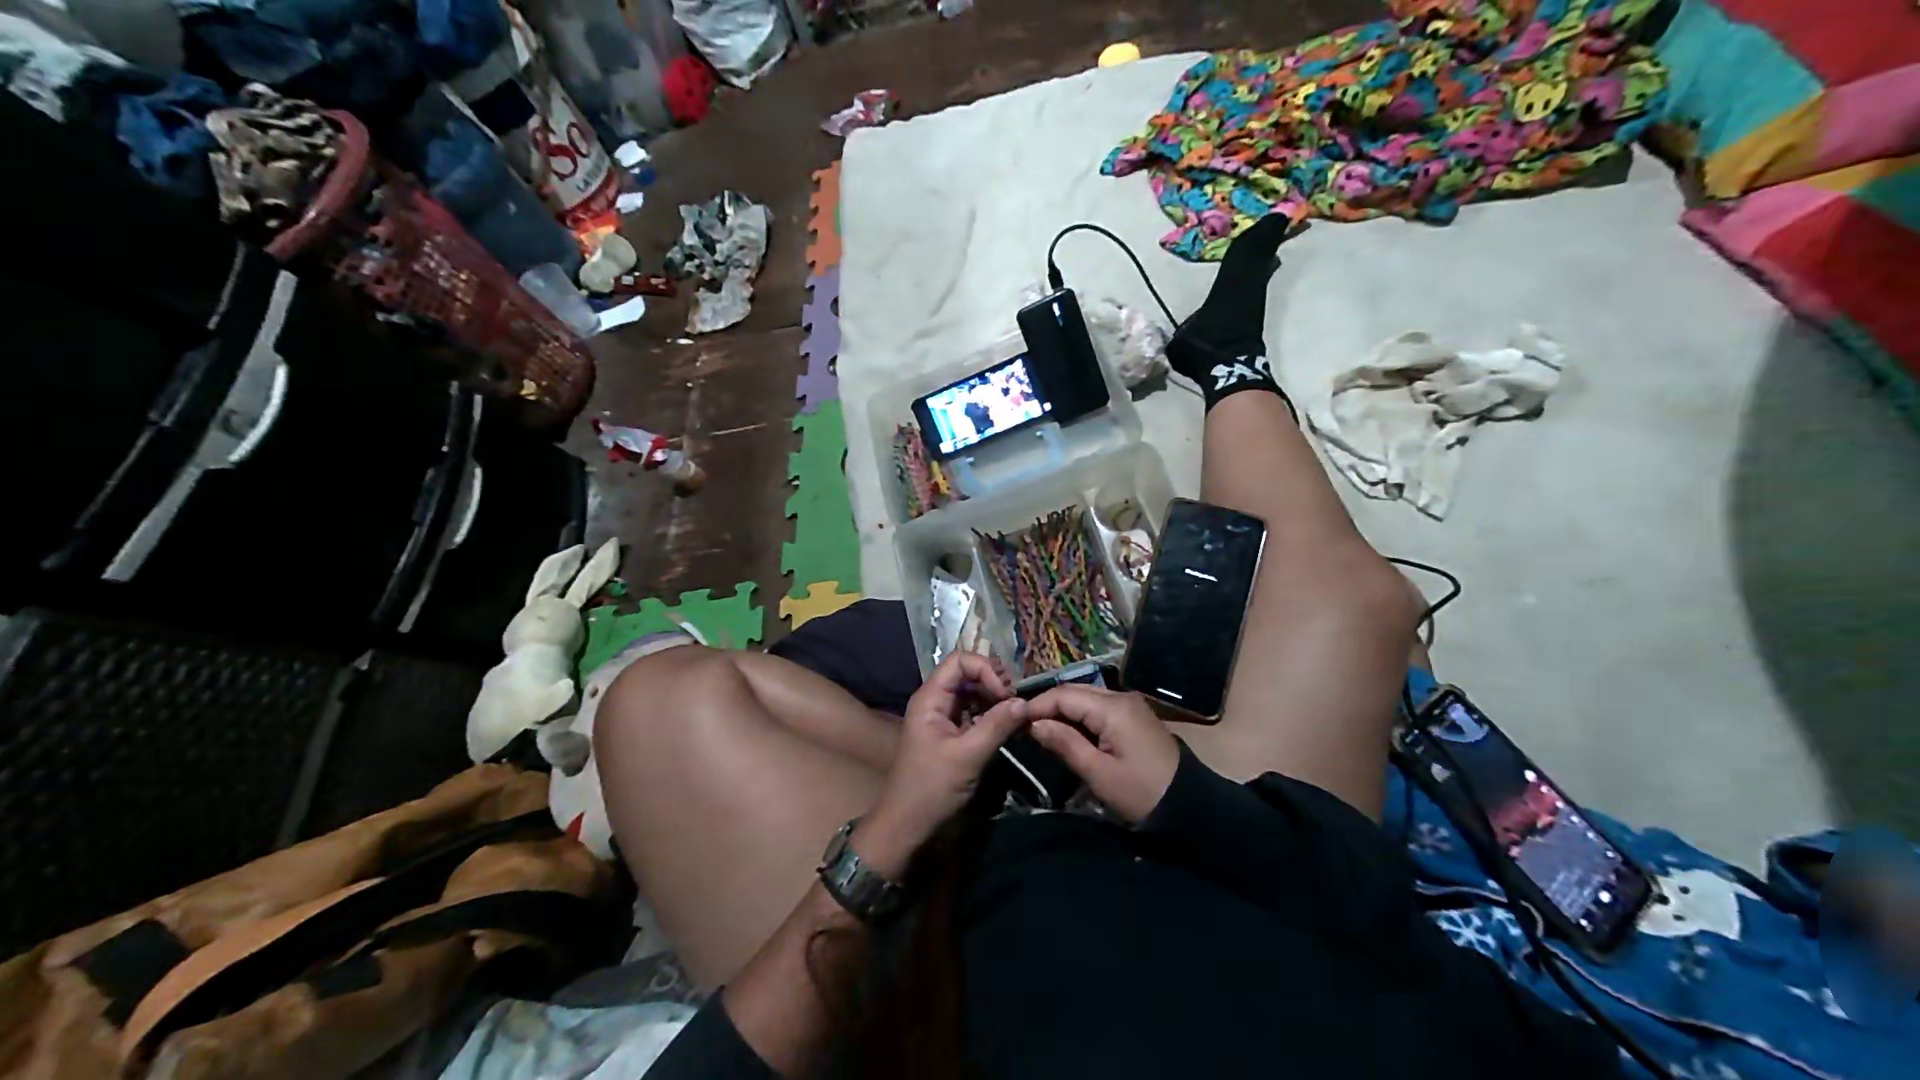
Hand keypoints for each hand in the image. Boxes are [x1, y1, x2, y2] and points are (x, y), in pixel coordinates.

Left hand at [854, 652, 1026, 877]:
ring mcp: (944, 716)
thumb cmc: (931, 788)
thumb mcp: (967, 756)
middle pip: (968, 673)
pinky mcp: (952, 733)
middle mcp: (936, 700)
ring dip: (996, 698)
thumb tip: (1024, 702)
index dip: (986, 670)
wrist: (908, 824)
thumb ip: (996, 726)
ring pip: (974, 692)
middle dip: (994, 682)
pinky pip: (975, 712)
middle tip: (1017, 704)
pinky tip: (1008, 726)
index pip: (960, 661)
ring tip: (1016, 714)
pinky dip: (992, 714)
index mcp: (930, 698)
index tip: (1006, 694)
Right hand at [1025, 685, 1179, 823]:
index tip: (1013, 721)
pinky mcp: (1133, 716)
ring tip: (1039, 729)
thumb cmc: (1141, 793)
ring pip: (1085, 697)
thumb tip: (1034, 724)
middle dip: (1047, 706)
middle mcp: (1121, 697)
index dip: (1036, 705)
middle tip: (1022, 726)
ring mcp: (1129, 705)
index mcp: (1113, 708)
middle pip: (1074, 691)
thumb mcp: (1099, 773)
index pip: (1063, 695)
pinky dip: (1079, 716)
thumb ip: (1065, 743)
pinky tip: (1065, 732)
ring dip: (1062, 710)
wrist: (1190, 806)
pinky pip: (1098, 707)